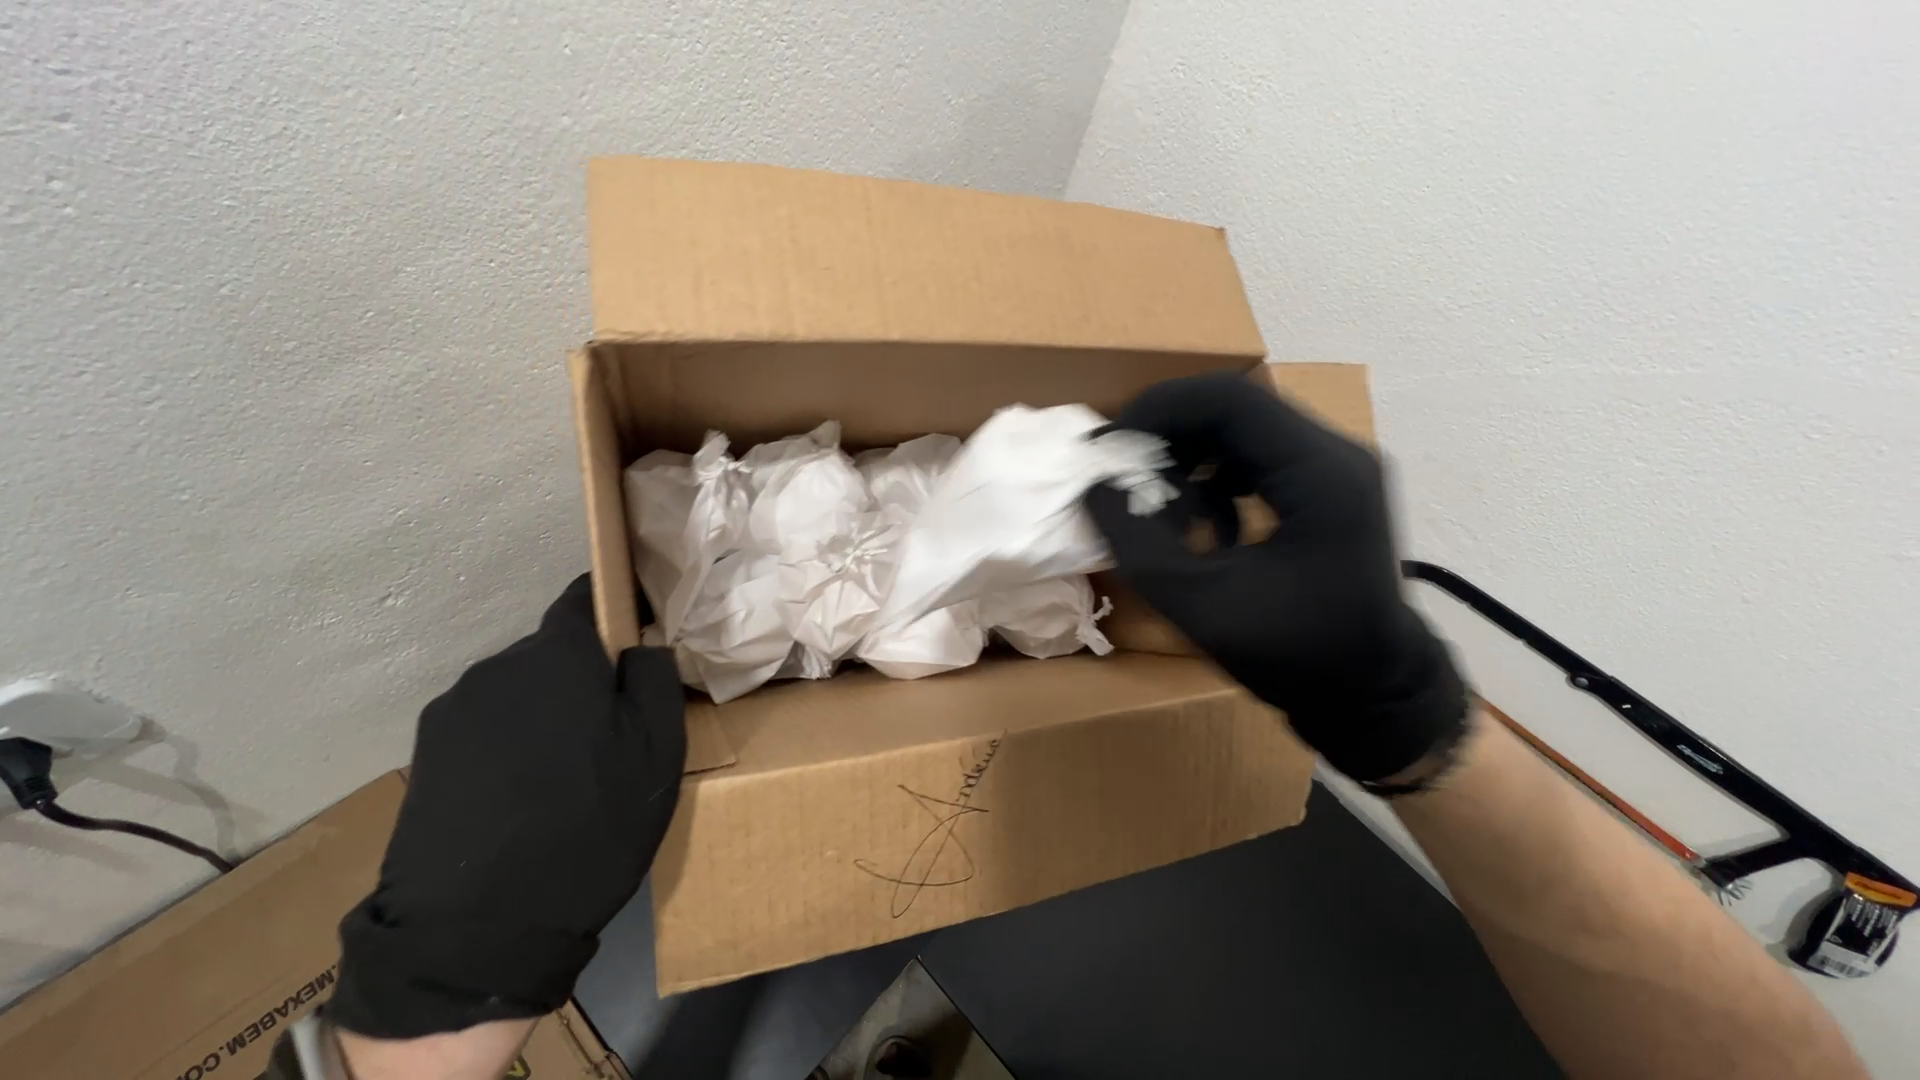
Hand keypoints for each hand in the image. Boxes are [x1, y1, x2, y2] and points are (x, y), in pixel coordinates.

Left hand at [329, 574, 685, 1037]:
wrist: (477, 928)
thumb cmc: (588, 827)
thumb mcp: (657, 754)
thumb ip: (655, 680)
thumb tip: (642, 641)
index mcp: (557, 657)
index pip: (584, 598)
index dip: (614, 609)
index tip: (637, 640)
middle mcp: (498, 667)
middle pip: (553, 651)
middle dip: (584, 674)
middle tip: (612, 729)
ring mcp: (453, 711)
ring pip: (520, 689)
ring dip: (546, 710)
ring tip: (566, 771)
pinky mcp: (427, 754)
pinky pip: (487, 724)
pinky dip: (512, 741)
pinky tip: (524, 793)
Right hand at [1085, 373, 1466, 782]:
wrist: (1373, 696)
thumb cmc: (1296, 656)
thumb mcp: (1200, 605)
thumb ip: (1138, 542)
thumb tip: (1096, 488)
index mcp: (1319, 472)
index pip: (1228, 399)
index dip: (1158, 410)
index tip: (1110, 445)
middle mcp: (1336, 454)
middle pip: (1236, 408)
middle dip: (1169, 435)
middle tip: (1122, 472)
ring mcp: (1337, 469)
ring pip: (1245, 430)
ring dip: (1191, 459)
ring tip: (1162, 507)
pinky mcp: (1330, 489)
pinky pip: (1260, 458)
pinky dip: (1216, 481)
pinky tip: (1205, 527)